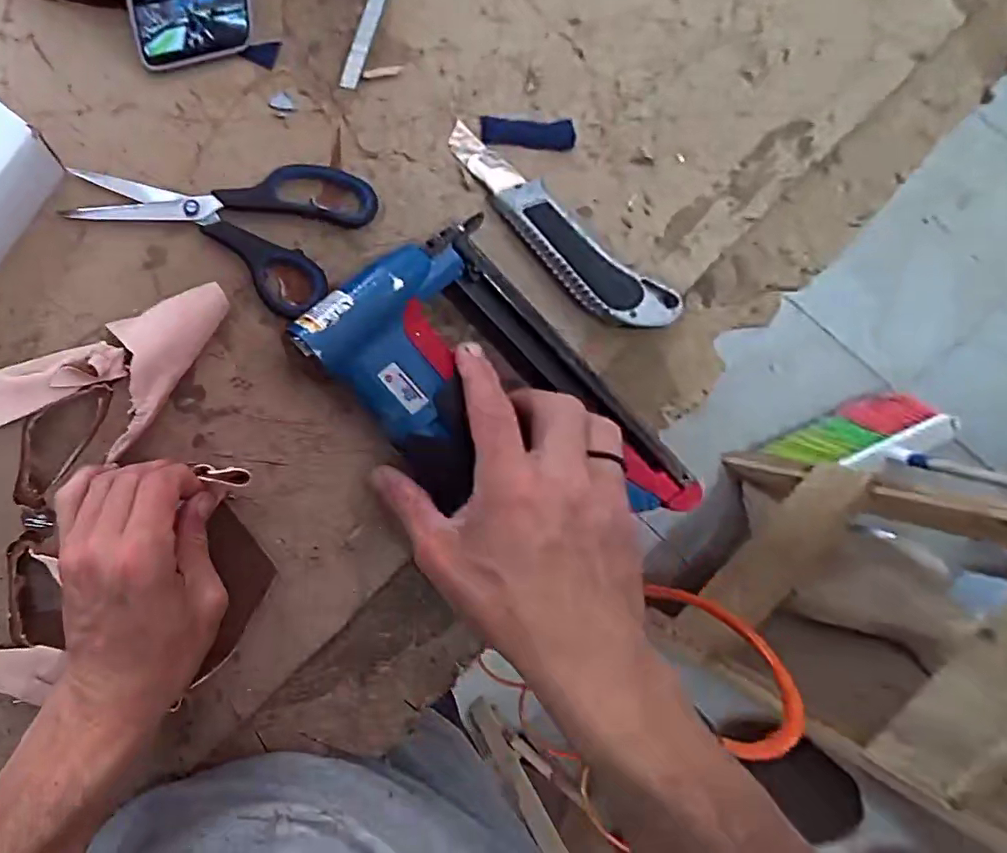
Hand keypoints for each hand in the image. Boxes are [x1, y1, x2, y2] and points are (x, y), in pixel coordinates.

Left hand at [52, 461, 228, 726]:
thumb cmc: (167, 654)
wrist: (110, 693)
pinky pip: (71, 496)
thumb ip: (199, 539)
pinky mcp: (64, 553)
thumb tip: (202, 498)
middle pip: (131, 476)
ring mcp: (76, 547)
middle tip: (184, 493)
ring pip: (102, 480)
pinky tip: (115, 487)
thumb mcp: (206, 599)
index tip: (199, 492)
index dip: (184, 476)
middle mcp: (103, 544)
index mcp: (142, 556)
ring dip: (134, 475)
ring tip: (154, 494)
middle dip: (164, 473)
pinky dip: (94, 480)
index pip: (158, 482)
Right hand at [370, 343, 650, 695]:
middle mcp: (561, 476)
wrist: (588, 656)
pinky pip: (613, 463)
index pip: (493, 410)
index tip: (468, 351)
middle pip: (557, 404)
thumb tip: (380, 474)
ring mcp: (601, 492)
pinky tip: (573, 482)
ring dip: (569, 419)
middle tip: (510, 416)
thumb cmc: (507, 607)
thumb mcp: (444, 561)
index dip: (478, 373)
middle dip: (530, 397)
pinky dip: (590, 455)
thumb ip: (411, 509)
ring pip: (597, 425)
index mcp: (510, 483)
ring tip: (548, 439)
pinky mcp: (626, 512)